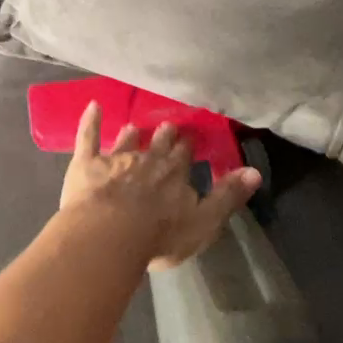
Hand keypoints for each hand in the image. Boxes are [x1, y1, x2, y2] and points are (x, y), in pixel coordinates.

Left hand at [59, 101, 262, 270]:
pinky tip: (93, 106)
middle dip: (164, 135)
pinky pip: (89, 137)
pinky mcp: (87, 164)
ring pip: (126, 140)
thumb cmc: (159, 236)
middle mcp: (148, 159)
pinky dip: (91, 121)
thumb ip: (227, 196)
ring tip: (134, 126)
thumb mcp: (204, 222)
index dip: (188, 146)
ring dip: (132, 133)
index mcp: (176, 173)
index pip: (186, 155)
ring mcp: (116, 159)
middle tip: (168, 126)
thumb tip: (255, 172)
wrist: (109, 233)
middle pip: (159, 143)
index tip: (191, 137)